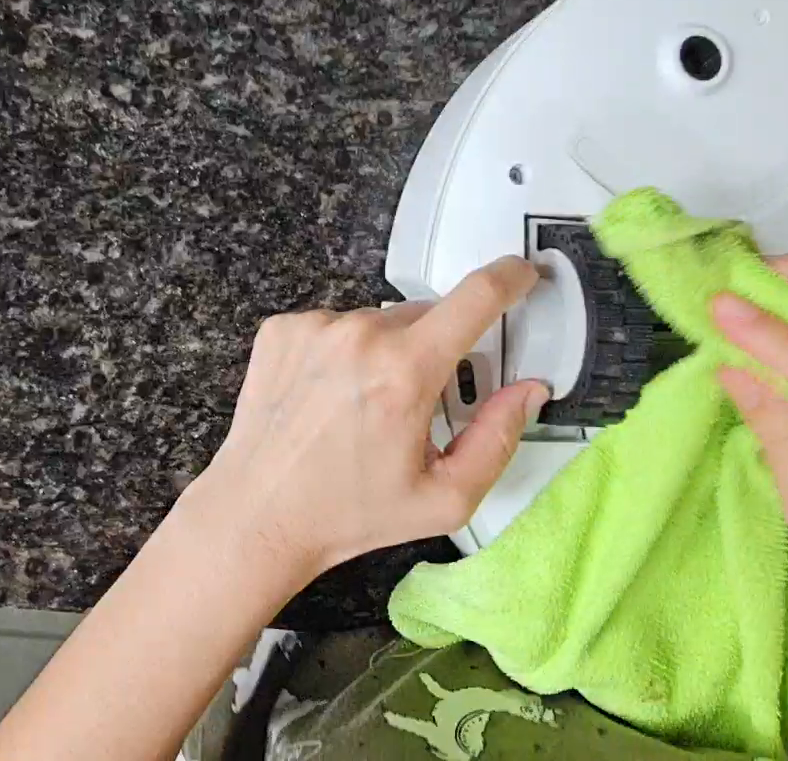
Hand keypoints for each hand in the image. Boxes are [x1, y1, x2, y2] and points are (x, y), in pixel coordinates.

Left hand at [189, 257, 547, 579]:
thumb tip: (528, 389)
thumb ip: (499, 438)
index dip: (509, 278)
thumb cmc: (349, 512)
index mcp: (404, 372)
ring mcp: (315, 326)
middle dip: (433, 350)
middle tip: (413, 402)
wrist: (258, 513)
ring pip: (378, 321)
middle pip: (425, 316)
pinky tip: (327, 395)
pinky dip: (342, 350)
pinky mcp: (283, 328)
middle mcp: (359, 335)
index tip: (521, 273)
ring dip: (384, 351)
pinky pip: (335, 324)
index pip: (474, 298)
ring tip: (360, 405)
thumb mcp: (444, 497)